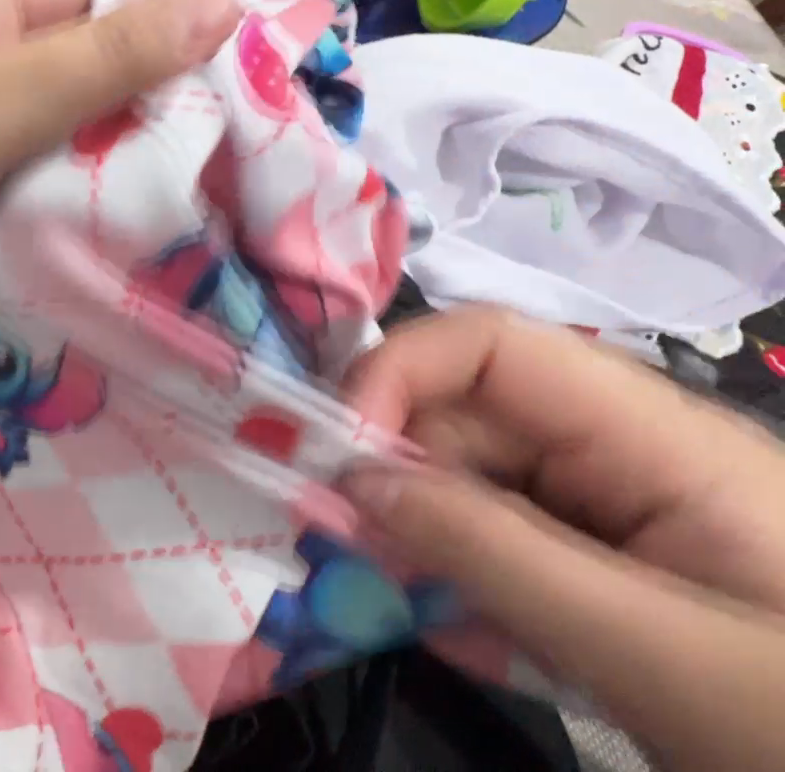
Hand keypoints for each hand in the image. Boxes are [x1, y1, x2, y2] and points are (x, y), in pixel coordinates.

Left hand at [0, 0, 241, 313]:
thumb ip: (106, 56)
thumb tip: (221, 1)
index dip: (176, 11)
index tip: (254, 67)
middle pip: (77, 51)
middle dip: (146, 93)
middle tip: (235, 146)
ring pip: (48, 118)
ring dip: (102, 149)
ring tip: (190, 189)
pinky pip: (13, 167)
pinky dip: (54, 188)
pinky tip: (107, 220)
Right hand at [341, 307, 784, 771]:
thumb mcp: (654, 651)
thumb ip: (489, 554)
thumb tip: (349, 482)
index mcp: (657, 441)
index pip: (491, 346)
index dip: (395, 374)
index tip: (338, 457)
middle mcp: (625, 457)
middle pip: (461, 422)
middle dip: (392, 479)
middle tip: (352, 557)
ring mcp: (614, 515)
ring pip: (465, 488)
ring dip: (418, 544)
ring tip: (412, 612)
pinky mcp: (603, 567)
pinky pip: (496, 548)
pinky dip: (457, 587)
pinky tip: (465, 637)